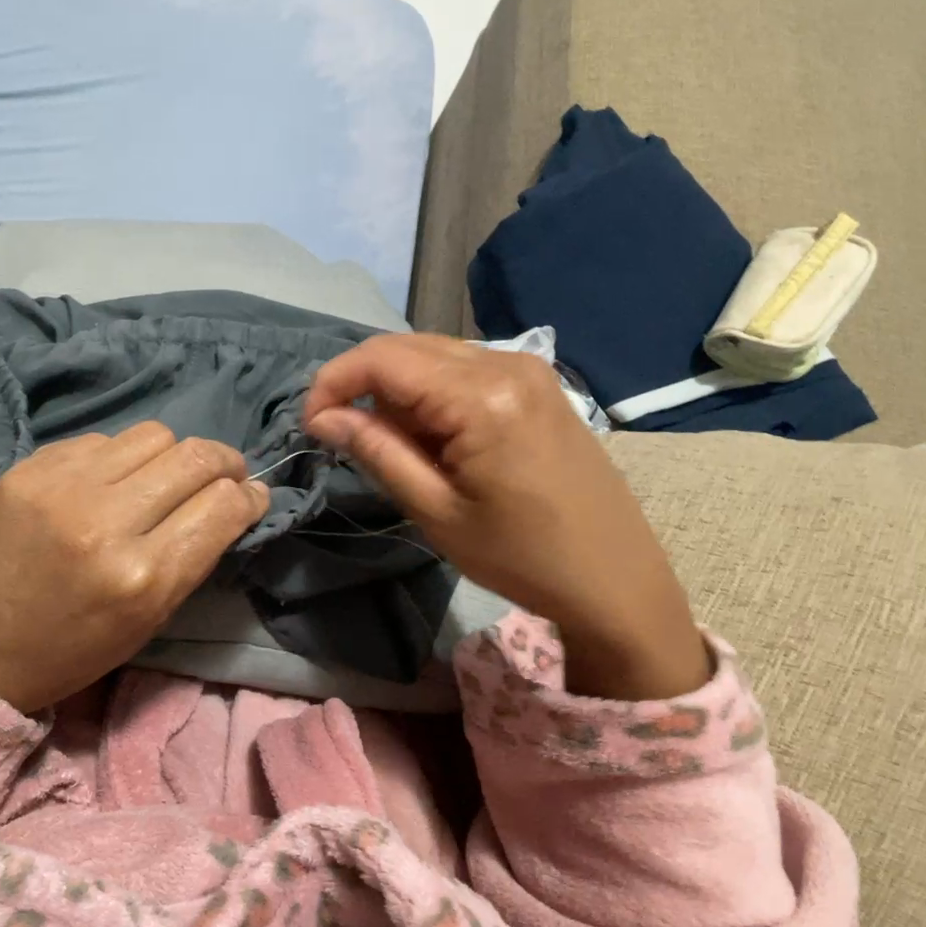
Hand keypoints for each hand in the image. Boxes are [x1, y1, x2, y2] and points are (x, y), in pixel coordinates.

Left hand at [0, 422, 269, 712]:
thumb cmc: (71, 649)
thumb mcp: (147, 621)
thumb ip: (194, 557)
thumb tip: (237, 499)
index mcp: (141, 577)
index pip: (222, 506)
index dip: (250, 496)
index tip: (252, 496)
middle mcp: (105, 521)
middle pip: (194, 456)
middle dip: (224, 462)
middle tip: (224, 476)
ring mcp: (62, 486)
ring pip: (152, 434)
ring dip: (172, 455)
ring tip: (163, 479)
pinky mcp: (29, 467)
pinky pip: (101, 440)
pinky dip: (119, 458)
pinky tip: (109, 483)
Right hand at [302, 334, 707, 699]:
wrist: (614, 578)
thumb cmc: (520, 555)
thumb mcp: (435, 510)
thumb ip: (377, 451)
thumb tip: (323, 417)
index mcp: (482, 396)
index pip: (383, 359)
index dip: (334, 383)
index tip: (311, 425)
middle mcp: (506, 363)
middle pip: (406, 348)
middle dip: (362, 385)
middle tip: (342, 438)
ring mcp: (528, 370)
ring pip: (433, 355)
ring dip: (397, 391)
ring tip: (388, 446)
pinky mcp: (538, 385)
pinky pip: (464, 370)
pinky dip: (431, 394)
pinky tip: (431, 438)